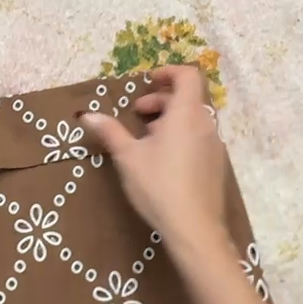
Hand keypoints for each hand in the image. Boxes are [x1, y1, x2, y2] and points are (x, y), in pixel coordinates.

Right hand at [81, 66, 232, 259]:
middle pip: (187, 97)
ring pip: (193, 118)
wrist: (195, 231)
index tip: (147, 82)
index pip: (187, 75)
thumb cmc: (159, 186)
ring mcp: (214, 145)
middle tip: (138, 113)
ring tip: (147, 138)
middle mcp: (205, 124)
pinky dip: (181, 135)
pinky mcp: (215, 164)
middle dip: (161, 99)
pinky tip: (163, 159)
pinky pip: (199, 136)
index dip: (168, 72)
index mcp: (186, 114)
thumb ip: (110, 131)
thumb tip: (87, 115)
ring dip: (169, 118)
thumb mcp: (128, 156)